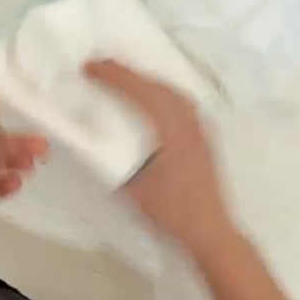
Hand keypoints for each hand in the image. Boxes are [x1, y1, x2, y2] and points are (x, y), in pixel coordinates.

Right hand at [84, 59, 230, 247]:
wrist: (212, 233)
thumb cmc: (171, 212)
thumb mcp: (133, 187)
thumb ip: (112, 161)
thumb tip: (88, 139)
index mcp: (174, 130)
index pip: (141, 91)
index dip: (114, 76)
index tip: (89, 67)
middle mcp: (191, 122)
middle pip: (158, 85)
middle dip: (128, 72)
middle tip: (100, 65)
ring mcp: (201, 129)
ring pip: (172, 91)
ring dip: (145, 80)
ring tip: (121, 77)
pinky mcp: (204, 137)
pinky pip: (180, 101)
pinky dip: (159, 92)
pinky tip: (149, 98)